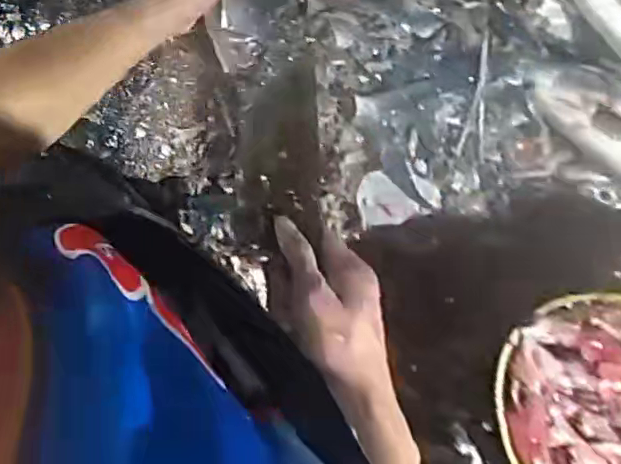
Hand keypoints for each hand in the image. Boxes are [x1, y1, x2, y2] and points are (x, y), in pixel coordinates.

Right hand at [270, 216, 418, 463]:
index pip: (319, 231)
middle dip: (286, 258)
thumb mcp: (312, 292)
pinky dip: (292, 301)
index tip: (266, 221)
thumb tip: (283, 220)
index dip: (294, 225)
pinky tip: (282, 312)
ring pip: (305, 278)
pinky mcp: (335, 322)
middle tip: (264, 261)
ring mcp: (345, 302)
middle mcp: (352, 279)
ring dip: (286, 283)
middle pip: (310, 255)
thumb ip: (299, 254)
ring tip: (274, 294)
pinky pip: (306, 299)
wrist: (356, 400)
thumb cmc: (335, 341)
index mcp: (353, 267)